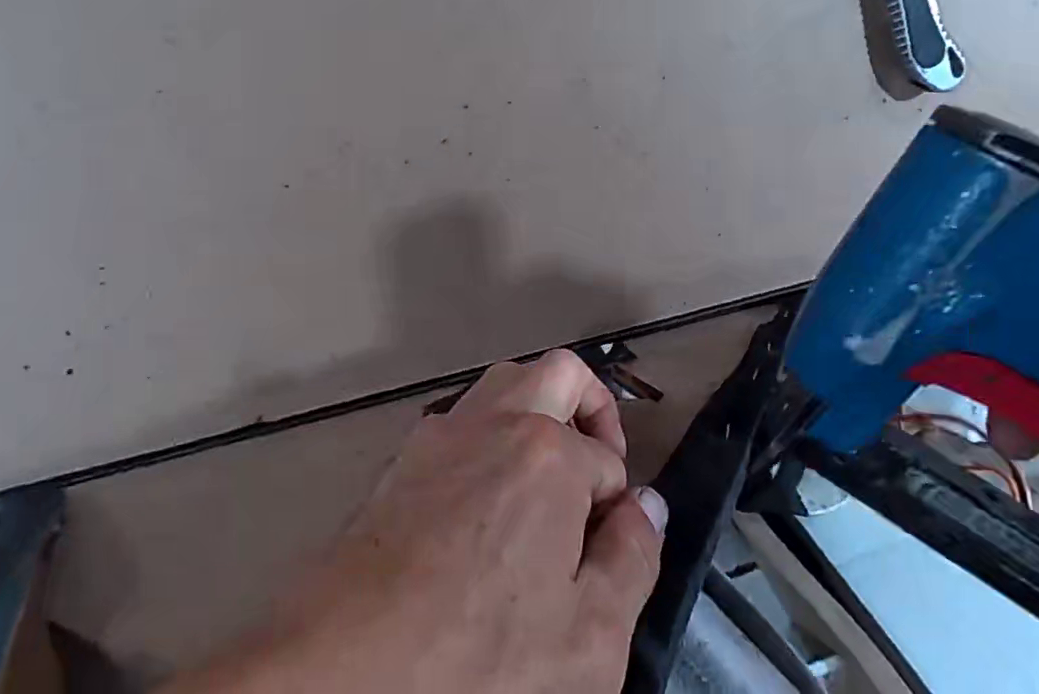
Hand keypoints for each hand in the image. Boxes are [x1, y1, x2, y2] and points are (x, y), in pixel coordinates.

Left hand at [163, 349, 667, 693]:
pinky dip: (486, 441)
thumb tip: (648, 507)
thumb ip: (633, 560)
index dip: (617, 504)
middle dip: (591, 408)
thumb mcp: (587, 640)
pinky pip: (456, 426)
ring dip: (536, 412)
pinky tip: (481, 506)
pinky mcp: (391, 471)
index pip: (608, 460)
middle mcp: (493, 426)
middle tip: (594, 467)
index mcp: (548, 455)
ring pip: (502, 386)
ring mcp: (435, 442)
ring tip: (544, 479)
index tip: (606, 547)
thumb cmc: (470, 670)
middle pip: (559, 373)